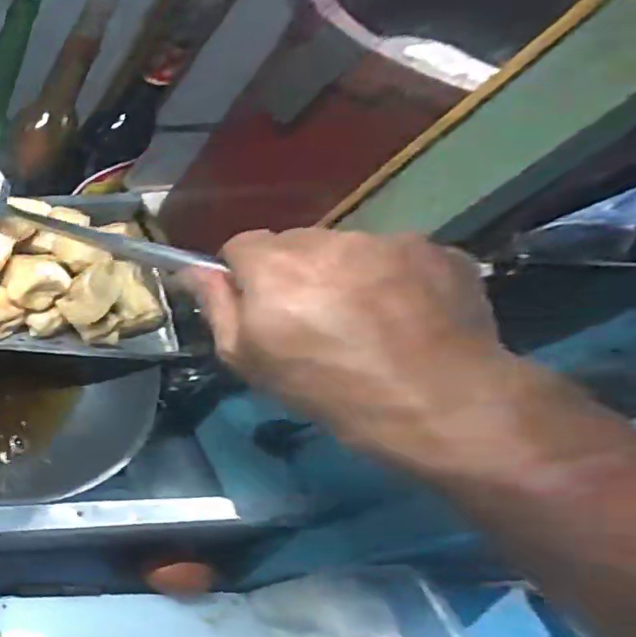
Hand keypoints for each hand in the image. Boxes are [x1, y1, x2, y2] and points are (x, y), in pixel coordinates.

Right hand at [182, 228, 508, 450]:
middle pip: (295, 242)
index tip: (248, 299)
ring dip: (338, 270)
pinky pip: (394, 256)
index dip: (239, 271)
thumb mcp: (242, 354)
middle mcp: (333, 240)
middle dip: (289, 268)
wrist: (428, 396)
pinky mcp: (441, 252)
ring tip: (353, 314)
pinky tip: (394, 313)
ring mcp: (392, 242)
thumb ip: (216, 305)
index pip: (242, 243)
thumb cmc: (315, 380)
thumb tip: (194, 272)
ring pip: (346, 247)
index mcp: (276, 265)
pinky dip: (386, 277)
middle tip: (299, 312)